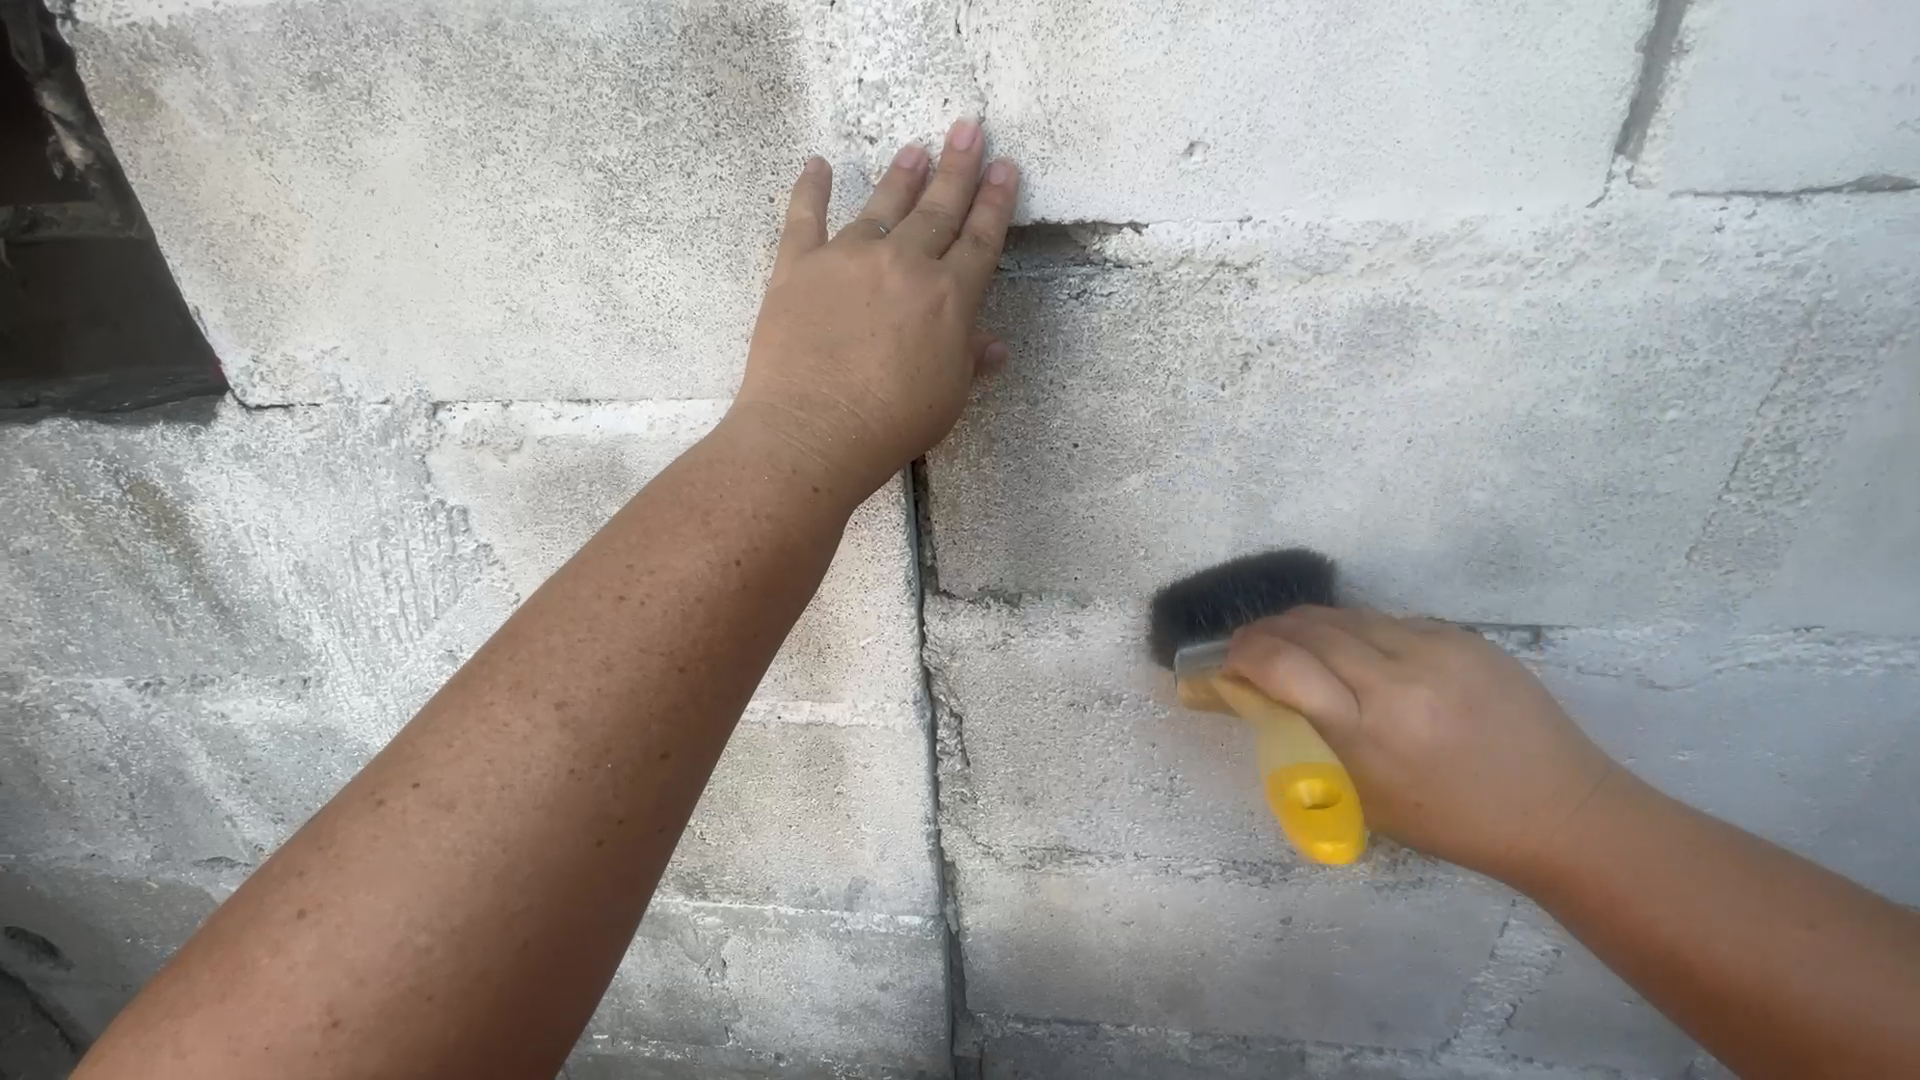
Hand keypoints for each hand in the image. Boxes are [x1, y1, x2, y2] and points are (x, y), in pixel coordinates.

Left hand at [729, 118, 1019, 501]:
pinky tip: (817, 164)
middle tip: (969, 127)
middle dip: (958, 167)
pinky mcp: (798, 267)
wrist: (814, 431)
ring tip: (915, 148)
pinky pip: (804, 217)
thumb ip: (970, 362)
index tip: (1004, 167)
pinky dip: (811, 189)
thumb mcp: (947, 399)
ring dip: (901, 176)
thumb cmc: (891, 425)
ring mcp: (848, 259)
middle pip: (938, 209)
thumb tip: (995, 345)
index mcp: (948, 298)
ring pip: (882, 206)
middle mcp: (904, 265)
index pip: (980, 240)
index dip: (995, 202)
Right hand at [1225, 608, 1619, 882]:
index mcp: (1370, 728)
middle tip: (1248, 651)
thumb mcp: (1360, 792)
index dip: (1242, 654)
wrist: (1562, 811)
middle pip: (1305, 627)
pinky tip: (1357, 654)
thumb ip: (1301, 734)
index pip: (1281, 664)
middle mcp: (1399, 676)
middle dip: (1264, 634)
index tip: (1227, 664)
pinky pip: (1385, 619)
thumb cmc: (1449, 821)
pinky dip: (1355, 632)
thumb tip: (1247, 691)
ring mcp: (1436, 648)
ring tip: (1294, 647)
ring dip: (1305, 627)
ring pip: (1342, 614)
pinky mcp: (1462, 635)